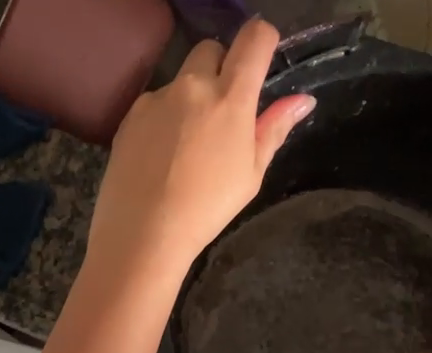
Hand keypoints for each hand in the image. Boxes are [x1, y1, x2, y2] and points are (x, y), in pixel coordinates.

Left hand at [87, 19, 315, 268]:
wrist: (143, 234)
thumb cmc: (206, 209)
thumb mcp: (250, 174)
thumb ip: (273, 130)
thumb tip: (302, 100)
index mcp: (231, 97)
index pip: (254, 38)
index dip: (262, 42)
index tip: (261, 63)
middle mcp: (192, 86)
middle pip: (211, 51)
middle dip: (220, 70)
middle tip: (220, 113)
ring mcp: (157, 99)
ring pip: (179, 82)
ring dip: (188, 99)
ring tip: (185, 147)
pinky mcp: (129, 117)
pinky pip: (152, 105)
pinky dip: (160, 120)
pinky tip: (159, 157)